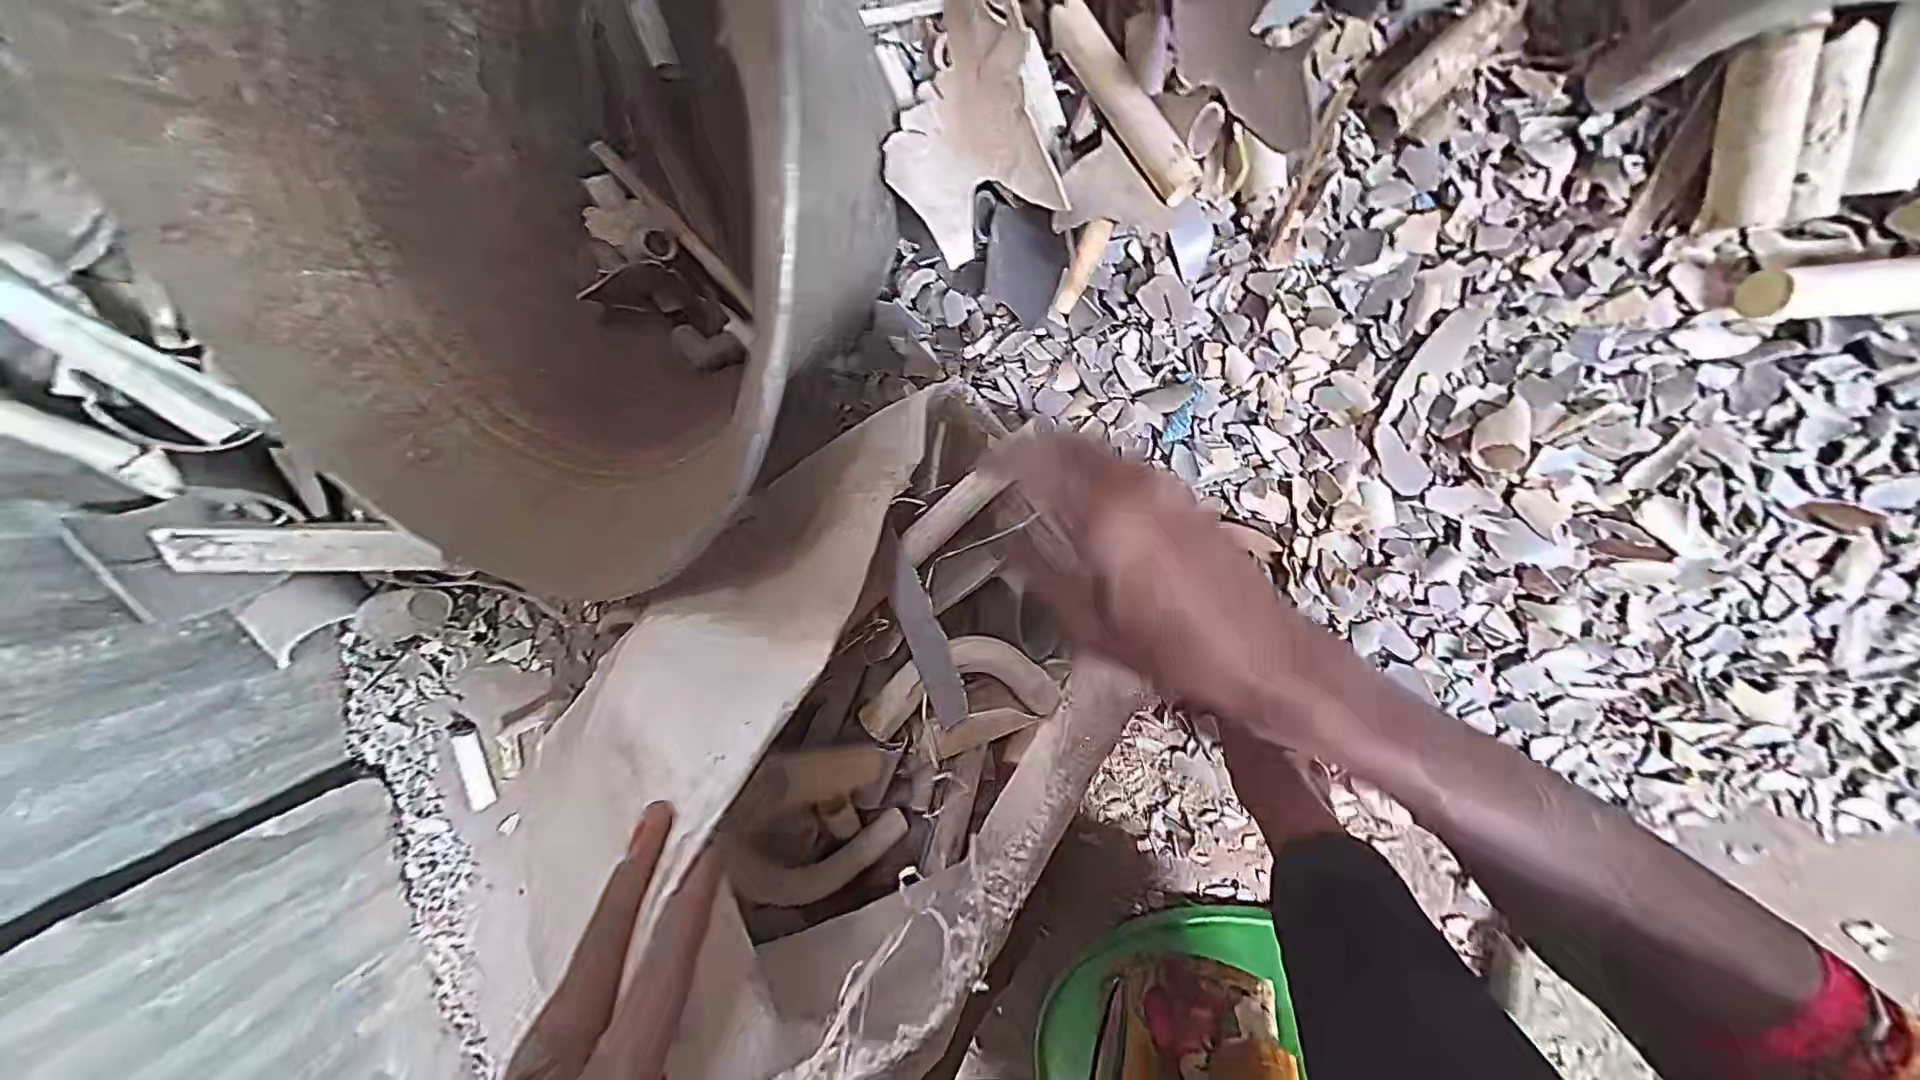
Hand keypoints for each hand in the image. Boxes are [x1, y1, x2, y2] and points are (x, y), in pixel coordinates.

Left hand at [507, 802, 719, 1079]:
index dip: (688, 906)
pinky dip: (585, 968)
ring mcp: (523, 1077)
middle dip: (630, 878)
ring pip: (568, 979)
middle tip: (655, 817)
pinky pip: (554, 1013)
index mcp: (610, 1076)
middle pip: (597, 954)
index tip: (709, 851)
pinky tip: (598, 962)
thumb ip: (700, 1060)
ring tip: (631, 871)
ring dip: (605, 919)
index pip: (660, 973)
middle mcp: (557, 1068)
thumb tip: (766, 1047)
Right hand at [993, 434, 1361, 742]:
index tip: (985, 465)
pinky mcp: (1188, 502)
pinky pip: (1130, 471)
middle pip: (1074, 446)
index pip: (1042, 464)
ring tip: (1043, 481)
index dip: (1005, 461)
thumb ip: (1044, 578)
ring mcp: (1169, 491)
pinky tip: (1094, 501)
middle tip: (1008, 467)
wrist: (1265, 658)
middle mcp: (1139, 490)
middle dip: (1036, 451)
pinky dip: (1102, 473)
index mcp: (1108, 517)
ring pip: (1104, 454)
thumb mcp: (1094, 628)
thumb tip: (1011, 551)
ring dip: (1070, 459)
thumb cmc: (1180, 652)